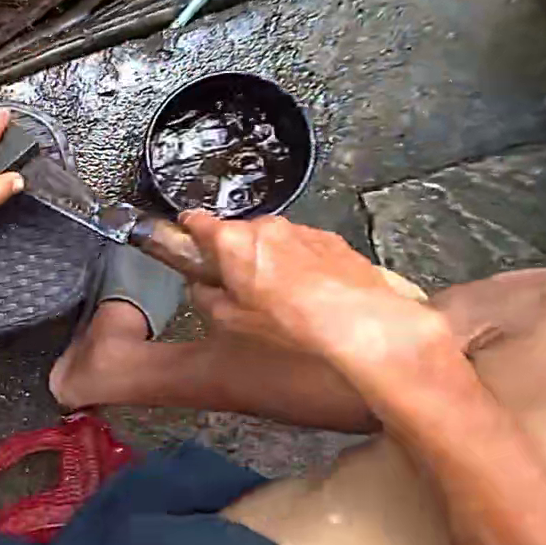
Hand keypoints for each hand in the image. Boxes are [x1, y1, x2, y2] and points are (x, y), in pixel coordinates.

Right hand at [177, 209, 447, 373]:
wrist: (361, 323)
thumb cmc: (292, 322)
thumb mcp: (228, 320)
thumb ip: (205, 297)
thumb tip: (201, 289)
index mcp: (231, 241)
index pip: (196, 221)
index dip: (187, 229)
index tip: (184, 235)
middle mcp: (265, 227)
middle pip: (237, 233)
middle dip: (234, 254)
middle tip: (236, 284)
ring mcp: (301, 231)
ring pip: (272, 240)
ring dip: (269, 259)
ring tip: (278, 295)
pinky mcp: (331, 241)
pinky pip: (303, 247)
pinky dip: (299, 263)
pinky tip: (307, 293)